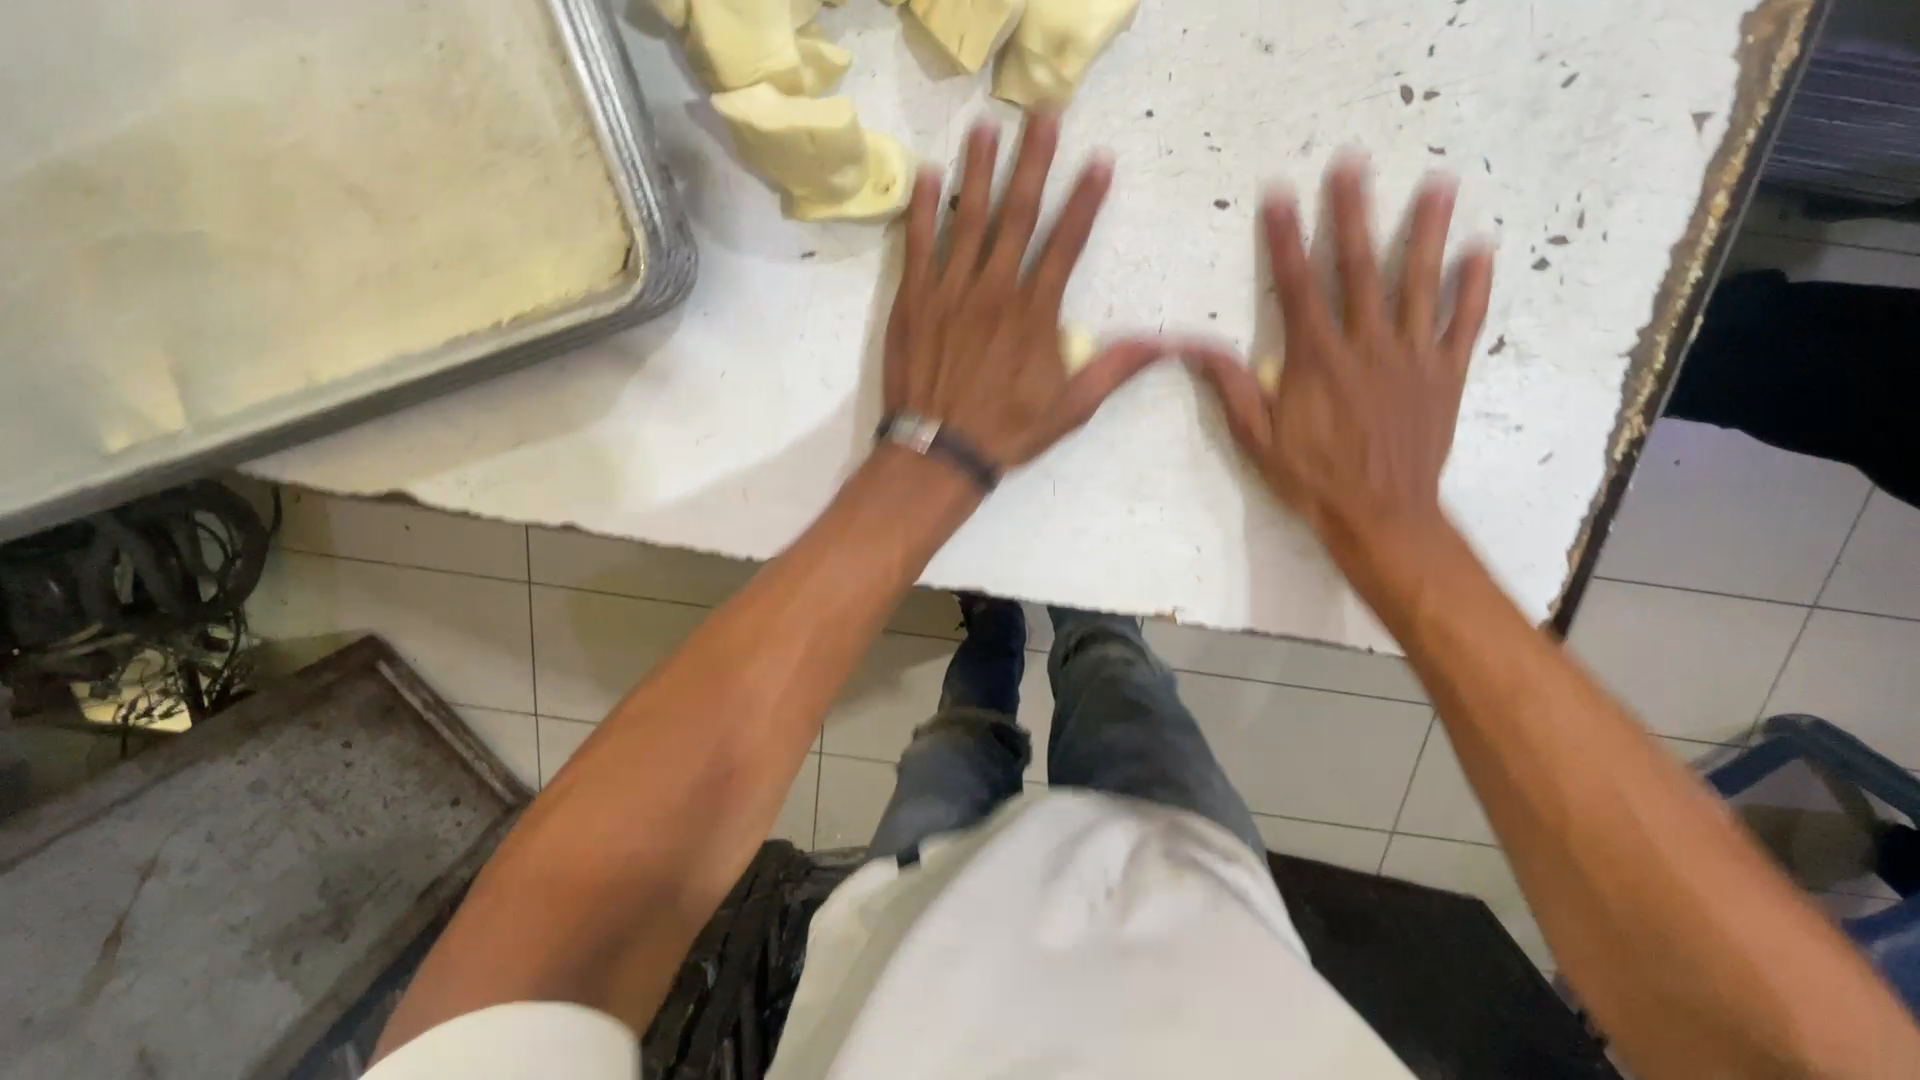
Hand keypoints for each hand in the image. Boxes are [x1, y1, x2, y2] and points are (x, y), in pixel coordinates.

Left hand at [884, 112, 1168, 475]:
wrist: (938, 451)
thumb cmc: (1008, 430)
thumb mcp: (1072, 408)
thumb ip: (1115, 367)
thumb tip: (1169, 344)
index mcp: (1035, 312)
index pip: (1066, 243)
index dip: (1084, 201)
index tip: (1098, 161)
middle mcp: (994, 289)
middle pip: (1017, 215)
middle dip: (1033, 162)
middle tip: (1043, 115)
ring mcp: (950, 290)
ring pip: (967, 219)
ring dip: (979, 170)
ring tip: (985, 126)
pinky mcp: (914, 299)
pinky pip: (918, 245)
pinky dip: (923, 209)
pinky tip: (929, 175)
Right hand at [1185, 157, 1493, 565]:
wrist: (1381, 517)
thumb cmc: (1313, 481)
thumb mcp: (1258, 441)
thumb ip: (1233, 388)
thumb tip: (1196, 346)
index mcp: (1317, 360)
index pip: (1296, 287)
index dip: (1284, 239)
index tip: (1279, 195)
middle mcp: (1367, 346)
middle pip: (1358, 269)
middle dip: (1352, 214)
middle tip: (1353, 164)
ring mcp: (1412, 357)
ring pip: (1421, 283)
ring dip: (1428, 231)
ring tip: (1438, 183)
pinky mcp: (1445, 375)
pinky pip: (1464, 324)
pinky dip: (1474, 288)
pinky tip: (1482, 252)